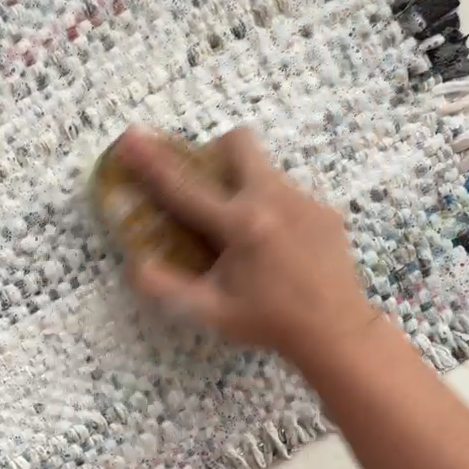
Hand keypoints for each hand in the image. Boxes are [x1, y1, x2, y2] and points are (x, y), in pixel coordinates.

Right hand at [111, 124, 380, 366]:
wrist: (338, 332)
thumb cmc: (268, 322)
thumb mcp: (209, 311)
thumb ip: (166, 288)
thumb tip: (136, 265)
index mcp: (241, 225)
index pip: (184, 186)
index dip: (152, 160)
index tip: (131, 136)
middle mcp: (274, 200)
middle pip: (239, 143)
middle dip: (214, 153)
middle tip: (206, 187)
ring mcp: (305, 200)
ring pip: (264, 169)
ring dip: (243, 187)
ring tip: (245, 233)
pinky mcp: (325, 209)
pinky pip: (287, 194)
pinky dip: (270, 210)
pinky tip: (275, 246)